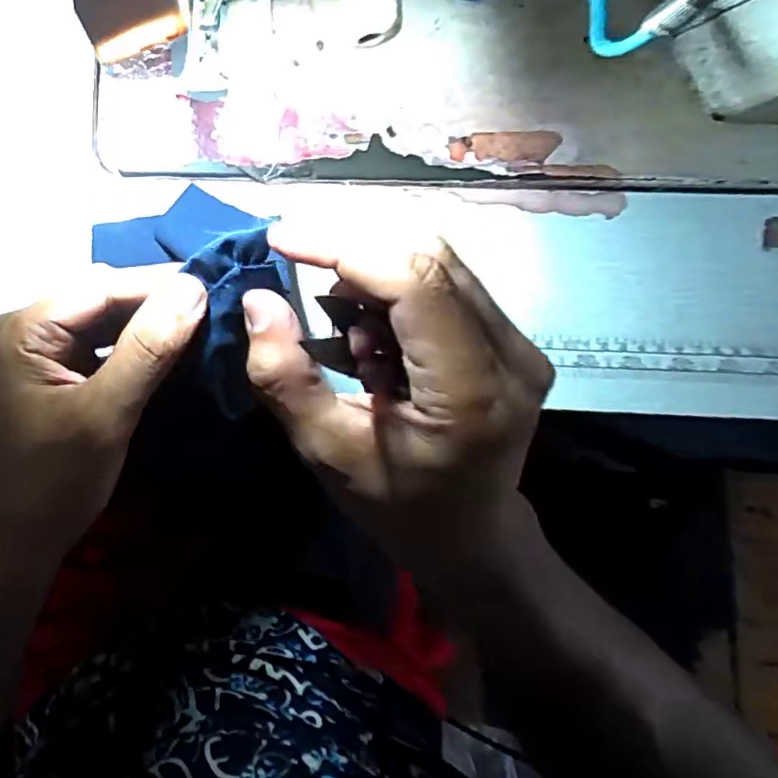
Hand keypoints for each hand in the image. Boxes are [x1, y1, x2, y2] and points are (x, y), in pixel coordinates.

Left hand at [0, 266, 207, 559]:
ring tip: (204, 315)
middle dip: (158, 298)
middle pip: (104, 295)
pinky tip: (174, 340)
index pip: (102, 287)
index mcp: (25, 327)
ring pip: (108, 315)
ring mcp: (43, 346)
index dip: (161, 282)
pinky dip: (140, 340)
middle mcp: (28, 324)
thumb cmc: (55, 483)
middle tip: (216, 300)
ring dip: (153, 318)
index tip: (217, 280)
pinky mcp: (60, 366)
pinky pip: (105, 338)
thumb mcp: (106, 413)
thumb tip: (194, 286)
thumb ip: (149, 349)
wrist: (20, 544)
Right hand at [242, 225, 553, 576]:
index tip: (282, 240)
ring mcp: (519, 344)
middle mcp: (511, 355)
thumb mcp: (326, 453)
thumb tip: (258, 299)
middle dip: (352, 255)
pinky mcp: (511, 339)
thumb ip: (286, 378)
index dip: (345, 247)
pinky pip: (444, 283)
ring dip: (373, 276)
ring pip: (436, 262)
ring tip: (349, 341)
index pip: (415, 283)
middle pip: (428, 258)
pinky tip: (375, 344)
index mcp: (470, 391)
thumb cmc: (397, 506)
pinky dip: (393, 292)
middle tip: (302, 280)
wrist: (472, 537)